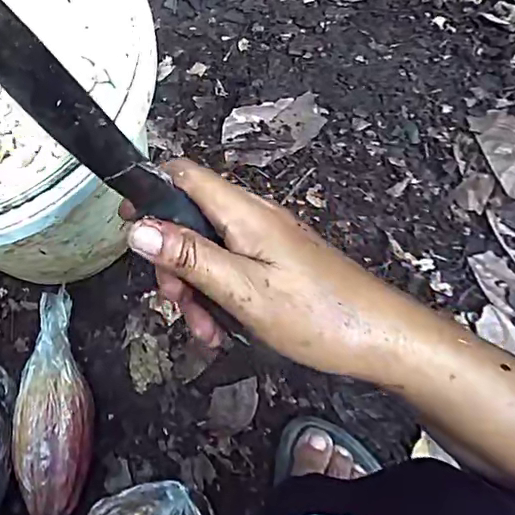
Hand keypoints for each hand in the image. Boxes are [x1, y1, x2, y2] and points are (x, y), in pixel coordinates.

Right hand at [124, 160, 420, 378]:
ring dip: (195, 285)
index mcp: (244, 213)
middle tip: (177, 301)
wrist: (386, 340)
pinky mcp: (273, 258)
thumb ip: (190, 258)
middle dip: (172, 259)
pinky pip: (229, 264)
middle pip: (189, 217)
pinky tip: (224, 328)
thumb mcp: (244, 291)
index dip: (149, 191)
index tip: (128, 225)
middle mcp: (252, 216)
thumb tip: (139, 229)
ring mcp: (264, 237)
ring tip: (206, 328)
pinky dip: (218, 292)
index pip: (183, 174)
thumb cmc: (322, 317)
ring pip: (206, 247)